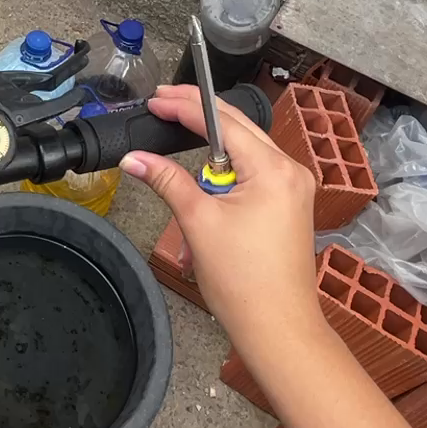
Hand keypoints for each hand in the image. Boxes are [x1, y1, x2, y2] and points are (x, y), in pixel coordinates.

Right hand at [119, 84, 319, 350]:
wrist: (278, 328)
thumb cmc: (245, 281)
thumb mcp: (197, 221)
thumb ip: (166, 180)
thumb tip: (134, 158)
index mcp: (272, 169)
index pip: (221, 121)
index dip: (184, 106)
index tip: (157, 99)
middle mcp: (290, 170)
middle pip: (237, 125)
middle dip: (197, 113)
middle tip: (163, 100)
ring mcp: (293, 186)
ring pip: (243, 147)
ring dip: (209, 144)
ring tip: (177, 135)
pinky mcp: (288, 202)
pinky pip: (252, 170)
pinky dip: (224, 169)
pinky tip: (203, 176)